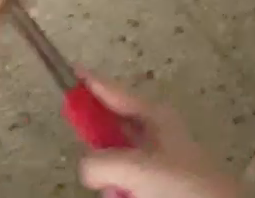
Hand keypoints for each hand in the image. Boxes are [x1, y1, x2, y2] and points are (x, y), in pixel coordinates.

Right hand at [78, 77, 240, 197]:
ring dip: (113, 177)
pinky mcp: (163, 183)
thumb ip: (101, 161)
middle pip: (111, 128)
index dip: (88, 80)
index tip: (69, 69)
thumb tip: (86, 167)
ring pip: (119, 159)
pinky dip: (125, 191)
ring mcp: (160, 158)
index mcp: (152, 114)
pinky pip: (131, 181)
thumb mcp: (137, 168)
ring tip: (120, 193)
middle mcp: (155, 131)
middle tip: (95, 163)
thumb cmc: (185, 183)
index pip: (110, 89)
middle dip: (99, 146)